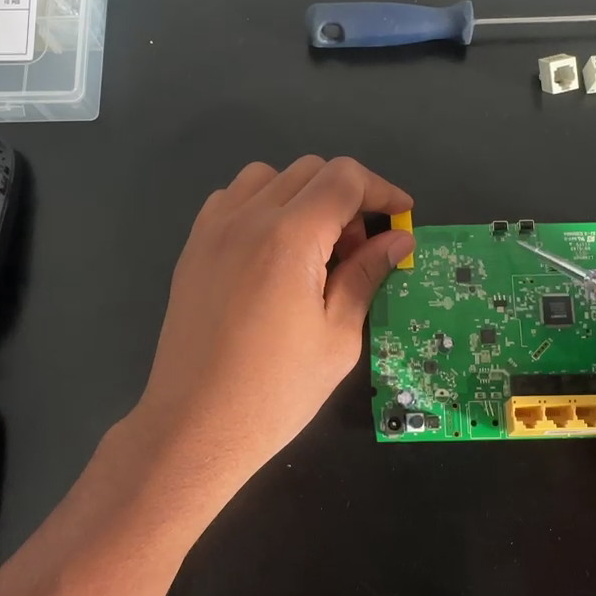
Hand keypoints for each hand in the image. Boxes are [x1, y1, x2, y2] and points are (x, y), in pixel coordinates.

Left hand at [129, 157, 413, 482]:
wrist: (196, 425)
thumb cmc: (276, 392)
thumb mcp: (338, 337)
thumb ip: (366, 275)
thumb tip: (400, 239)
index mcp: (290, 238)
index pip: (345, 178)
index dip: (382, 190)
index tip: (402, 218)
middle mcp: (248, 218)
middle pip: (310, 170)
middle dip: (346, 197)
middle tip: (358, 250)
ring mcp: (213, 229)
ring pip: (268, 176)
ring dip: (301, 196)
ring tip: (312, 248)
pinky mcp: (193, 247)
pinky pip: (231, 199)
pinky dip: (261, 206)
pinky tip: (270, 253)